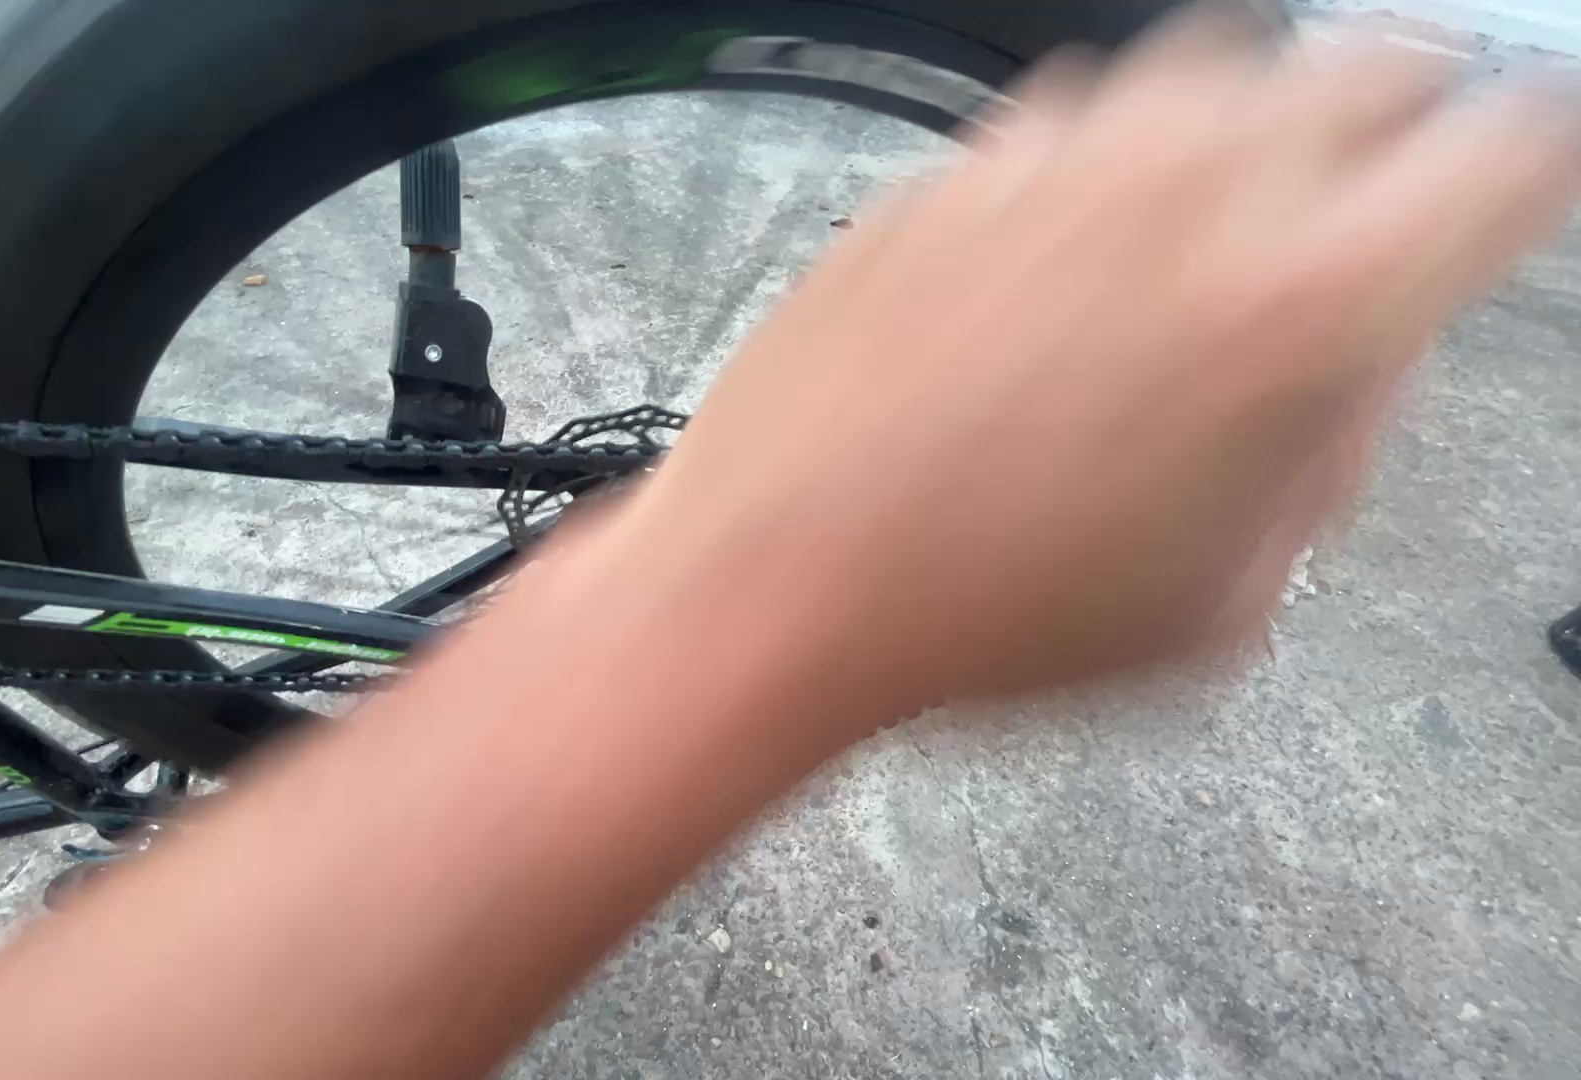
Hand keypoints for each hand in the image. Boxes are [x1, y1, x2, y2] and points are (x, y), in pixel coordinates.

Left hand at [629, 20, 1580, 716]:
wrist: (776, 582)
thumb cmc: (963, 617)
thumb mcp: (1209, 601)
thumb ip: (1317, 462)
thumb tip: (1338, 377)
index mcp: (1305, 298)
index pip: (1509, 150)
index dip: (1484, 198)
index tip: (1445, 229)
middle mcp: (1173, 193)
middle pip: (1354, 78)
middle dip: (1354, 152)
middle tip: (1299, 234)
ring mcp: (1029, 174)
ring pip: (1185, 82)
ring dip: (1198, 150)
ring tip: (1150, 255)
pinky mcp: (919, 192)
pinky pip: (1032, 142)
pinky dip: (1060, 182)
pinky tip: (1022, 272)